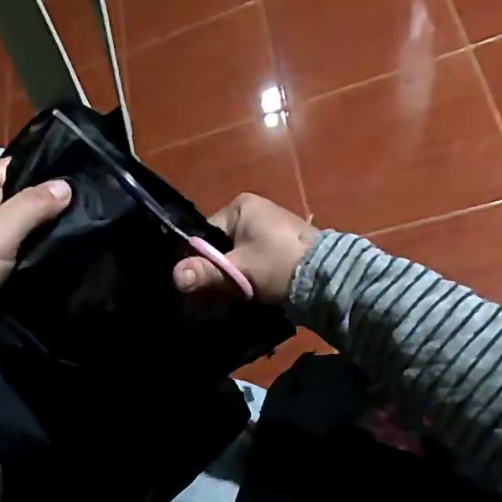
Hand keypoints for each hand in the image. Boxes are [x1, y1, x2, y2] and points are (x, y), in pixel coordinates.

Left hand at [0, 158, 71, 309]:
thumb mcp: (1, 231)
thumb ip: (33, 206)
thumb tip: (66, 185)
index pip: (15, 168)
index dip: (45, 173)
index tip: (77, 183)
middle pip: (16, 196)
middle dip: (45, 204)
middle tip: (83, 210)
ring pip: (15, 223)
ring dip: (38, 228)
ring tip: (75, 229)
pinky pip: (9, 245)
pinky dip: (26, 247)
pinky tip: (50, 250)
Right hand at [172, 193, 317, 305]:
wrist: (326, 278)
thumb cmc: (279, 264)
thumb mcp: (239, 269)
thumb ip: (207, 273)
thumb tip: (175, 277)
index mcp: (241, 206)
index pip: (206, 234)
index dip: (201, 260)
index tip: (199, 283)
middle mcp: (255, 212)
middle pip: (222, 246)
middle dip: (219, 269)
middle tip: (216, 293)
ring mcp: (270, 229)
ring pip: (238, 256)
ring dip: (236, 276)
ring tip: (234, 295)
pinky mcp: (281, 248)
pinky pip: (255, 261)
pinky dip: (251, 277)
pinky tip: (251, 292)